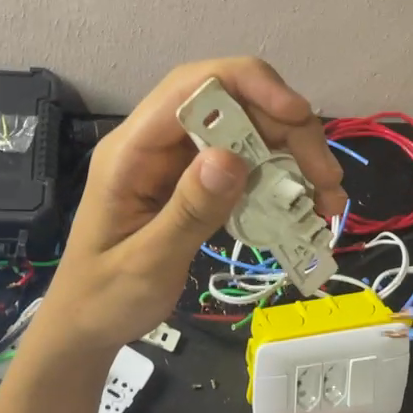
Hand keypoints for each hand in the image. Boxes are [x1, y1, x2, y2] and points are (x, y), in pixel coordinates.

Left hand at [35, 58, 346, 353]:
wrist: (86, 327)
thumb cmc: (105, 299)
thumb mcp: (147, 263)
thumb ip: (188, 211)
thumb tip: (232, 157)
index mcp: (130, 152)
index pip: (191, 87)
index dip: (249, 86)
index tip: (296, 116)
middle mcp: (154, 147)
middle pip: (229, 106)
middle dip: (285, 130)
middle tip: (325, 180)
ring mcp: (173, 166)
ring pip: (242, 135)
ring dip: (289, 158)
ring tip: (325, 199)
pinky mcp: (189, 188)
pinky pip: (239, 168)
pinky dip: (275, 182)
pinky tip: (302, 207)